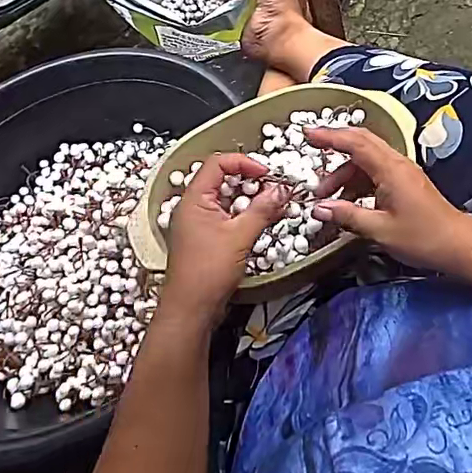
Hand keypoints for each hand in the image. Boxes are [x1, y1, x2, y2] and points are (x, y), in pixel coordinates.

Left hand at [158, 153, 290, 328]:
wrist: (191, 308)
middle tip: (274, 190)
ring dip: (252, 200)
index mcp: (195, 199)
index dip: (243, 163)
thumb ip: (262, 210)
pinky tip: (264, 220)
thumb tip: (280, 191)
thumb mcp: (240, 236)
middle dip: (252, 182)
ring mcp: (201, 222)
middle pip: (225, 179)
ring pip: (229, 199)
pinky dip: (246, 215)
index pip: (218, 163)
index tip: (265, 173)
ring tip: (274, 206)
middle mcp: (194, 206)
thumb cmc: (206, 273)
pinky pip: (229, 216)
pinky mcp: (209, 237)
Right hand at [304, 126, 471, 273]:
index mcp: (390, 170)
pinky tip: (346, 201)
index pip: (355, 143)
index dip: (330, 136)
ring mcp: (401, 171)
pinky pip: (374, 172)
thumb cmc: (424, 238)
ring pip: (365, 160)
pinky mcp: (404, 182)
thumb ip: (348, 216)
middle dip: (333, 145)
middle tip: (310, 149)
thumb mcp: (380, 230)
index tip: (308, 133)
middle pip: (361, 143)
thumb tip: (319, 209)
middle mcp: (396, 164)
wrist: (459, 245)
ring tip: (325, 196)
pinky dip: (356, 181)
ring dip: (343, 172)